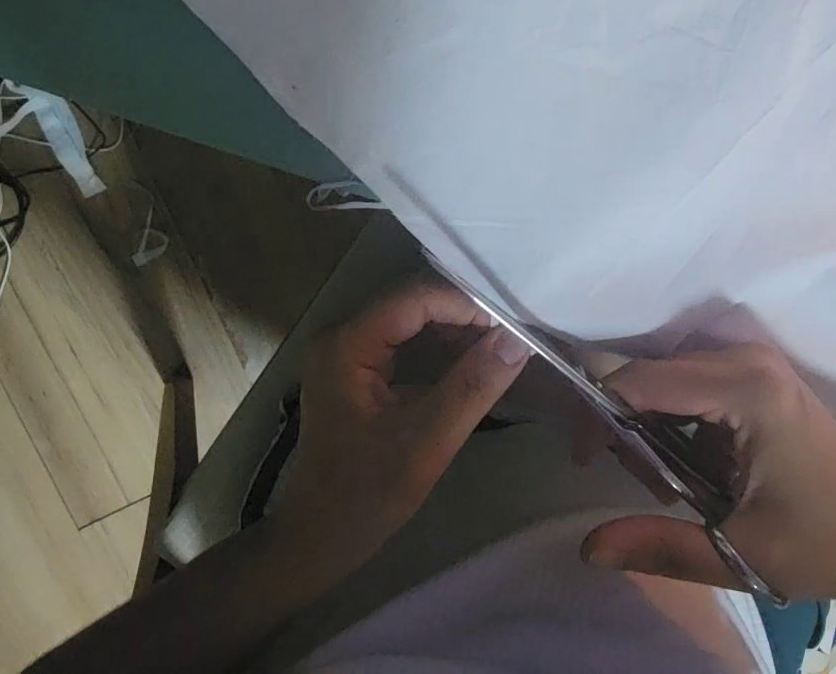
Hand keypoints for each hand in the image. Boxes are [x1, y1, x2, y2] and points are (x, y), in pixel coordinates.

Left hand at [270, 278, 531, 570]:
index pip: (413, 299)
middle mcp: (341, 334)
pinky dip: (436, 343)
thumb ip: (471, 387)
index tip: (511, 325)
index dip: (464, 305)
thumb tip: (517, 341)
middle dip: (462, 312)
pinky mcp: (354, 366)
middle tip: (511, 333)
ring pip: (408, 317)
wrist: (318, 535)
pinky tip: (469, 357)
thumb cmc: (367, 495)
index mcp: (347, 344)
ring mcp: (345, 349)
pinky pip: (401, 338)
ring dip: (452, 326)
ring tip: (498, 344)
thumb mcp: (427, 443)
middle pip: (410, 300)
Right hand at [576, 343, 835, 600]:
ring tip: (669, 476)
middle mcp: (746, 356)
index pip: (640, 380)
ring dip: (649, 417)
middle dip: (627, 422)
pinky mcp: (758, 368)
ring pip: (664, 370)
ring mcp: (754, 357)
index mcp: (746, 389)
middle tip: (647, 484)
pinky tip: (690, 455)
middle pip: (648, 371)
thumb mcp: (740, 554)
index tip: (587, 460)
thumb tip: (587, 549)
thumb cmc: (825, 545)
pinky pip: (688, 374)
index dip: (599, 414)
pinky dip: (672, 410)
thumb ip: (661, 546)